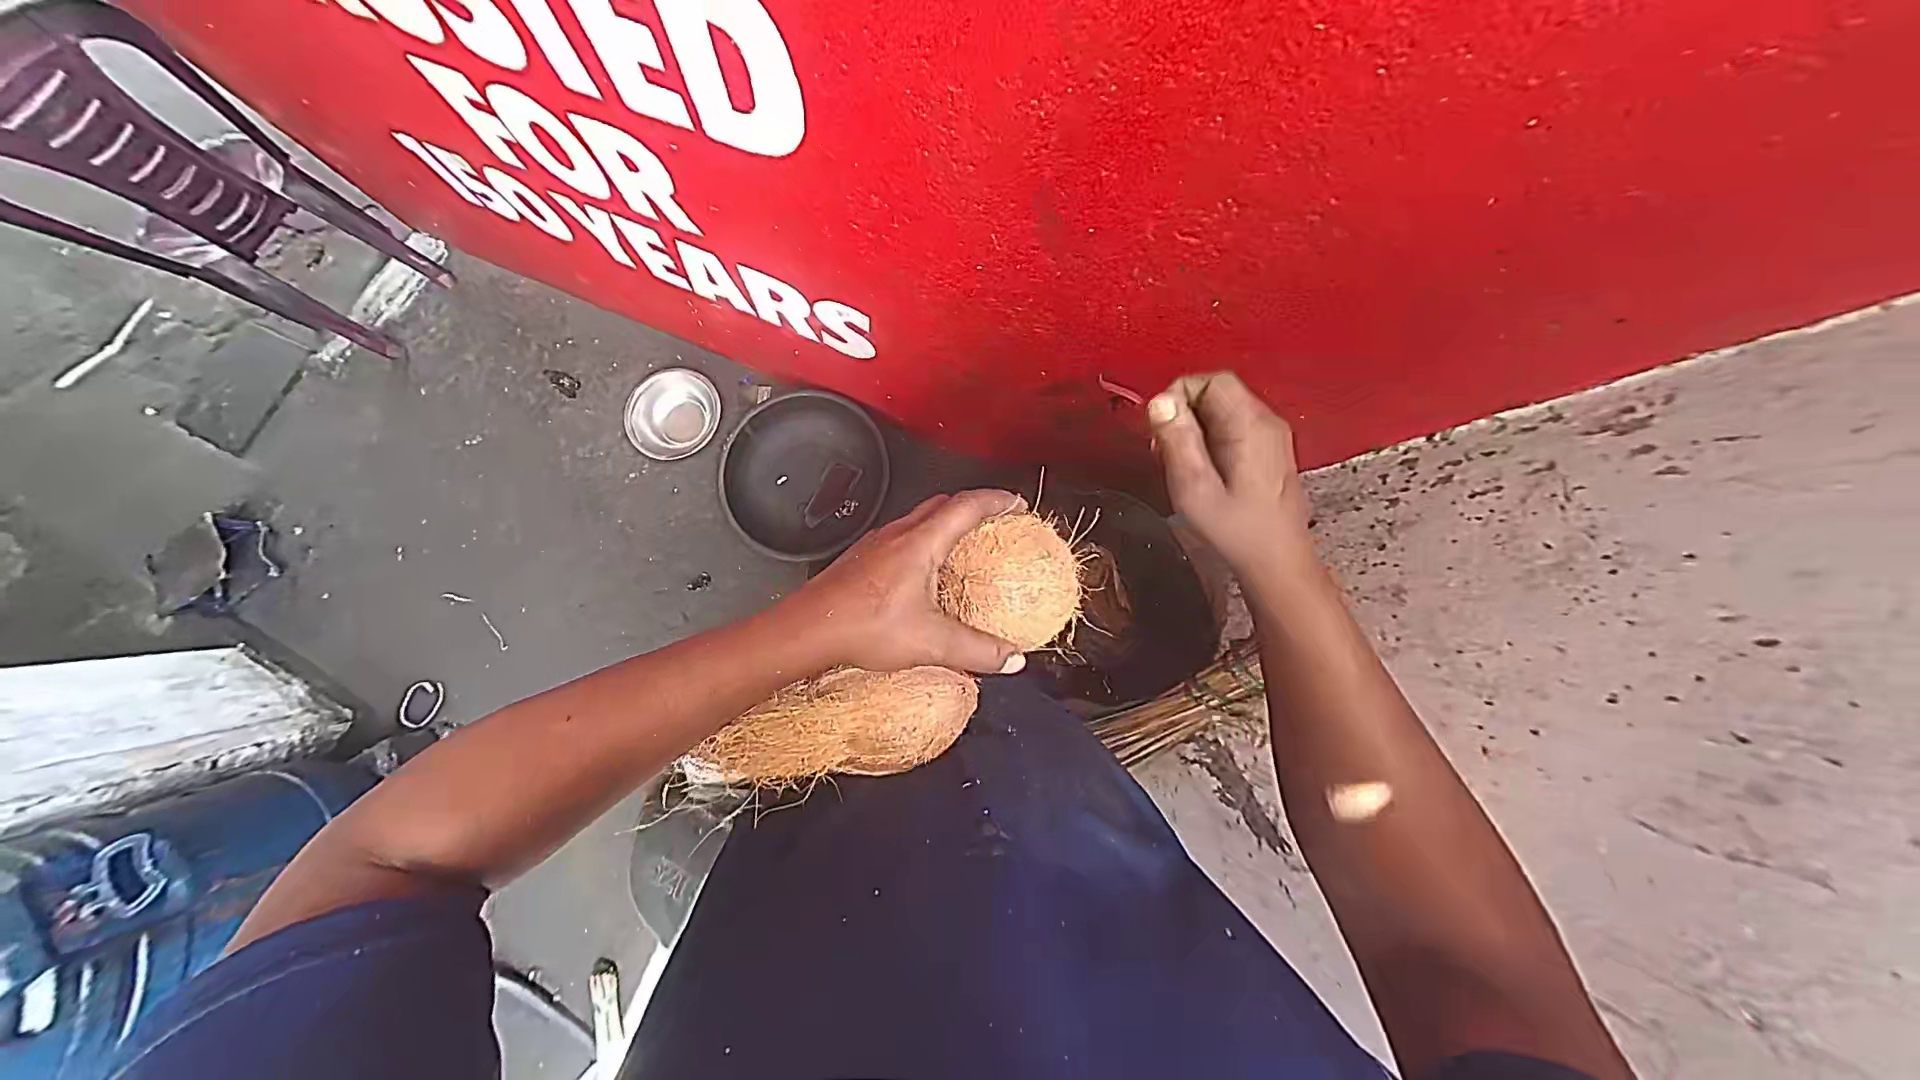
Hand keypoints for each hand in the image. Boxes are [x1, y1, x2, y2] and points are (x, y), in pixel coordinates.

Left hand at [788, 490, 1028, 674]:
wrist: (808, 629)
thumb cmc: (860, 625)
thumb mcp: (932, 642)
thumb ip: (978, 651)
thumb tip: (1010, 659)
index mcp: (921, 543)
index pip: (967, 505)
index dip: (997, 500)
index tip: (1015, 503)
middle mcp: (898, 535)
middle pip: (943, 504)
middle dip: (973, 506)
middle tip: (993, 520)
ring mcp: (877, 544)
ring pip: (918, 519)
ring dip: (944, 522)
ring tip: (961, 545)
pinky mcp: (862, 559)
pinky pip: (900, 538)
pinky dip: (921, 542)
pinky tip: (921, 573)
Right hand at [1147, 372, 1313, 575]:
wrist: (1277, 559)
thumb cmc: (1237, 531)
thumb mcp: (1194, 488)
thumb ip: (1177, 441)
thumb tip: (1160, 403)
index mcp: (1250, 426)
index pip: (1211, 380)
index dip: (1178, 396)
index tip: (1159, 426)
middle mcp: (1267, 423)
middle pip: (1217, 391)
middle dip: (1183, 413)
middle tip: (1164, 447)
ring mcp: (1272, 436)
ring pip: (1223, 408)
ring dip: (1194, 427)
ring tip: (1181, 461)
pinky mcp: (1269, 450)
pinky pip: (1233, 426)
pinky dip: (1209, 439)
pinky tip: (1201, 469)